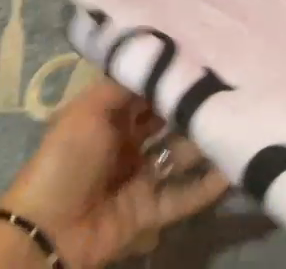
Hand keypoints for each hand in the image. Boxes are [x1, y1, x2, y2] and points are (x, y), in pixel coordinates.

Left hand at [0, 78, 229, 267]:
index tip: (204, 59)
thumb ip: (123, 84)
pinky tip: (233, 169)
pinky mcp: (150, 210)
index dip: (170, 78)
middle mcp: (128, 142)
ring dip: (204, 143)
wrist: (48, 228)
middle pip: (167, 122)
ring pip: (180, 156)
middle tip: (229, 89)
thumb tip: (156, 57)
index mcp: (109, 115)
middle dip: (192, 108)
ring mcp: (140, 177)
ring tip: (237, 122)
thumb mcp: (89, 110)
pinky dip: (207, 185)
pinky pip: (184, 195)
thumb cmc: (67, 157)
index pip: (146, 91)